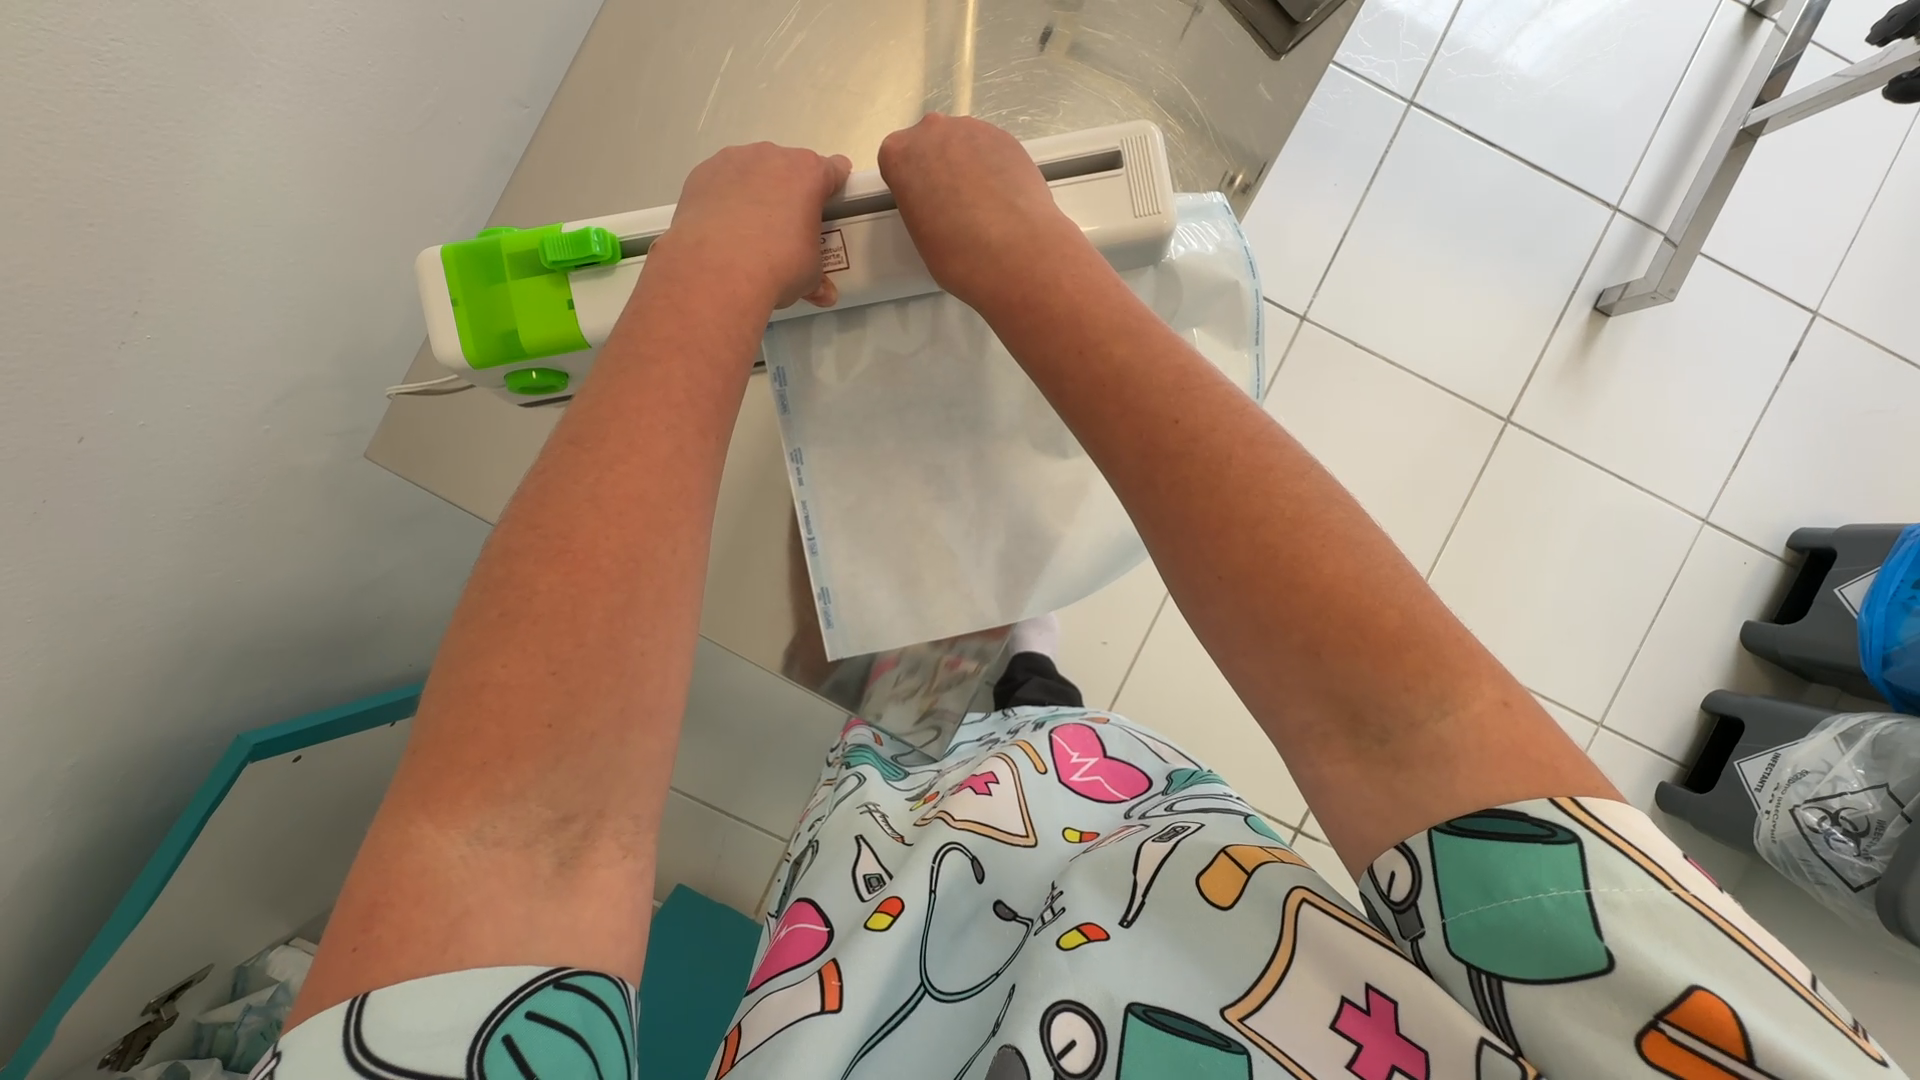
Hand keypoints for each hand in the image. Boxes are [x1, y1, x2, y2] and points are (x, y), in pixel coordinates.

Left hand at [654, 143, 851, 309]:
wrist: (717, 270)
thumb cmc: (778, 266)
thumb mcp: (808, 277)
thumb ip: (819, 278)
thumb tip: (824, 294)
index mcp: (809, 174)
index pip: (834, 169)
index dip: (834, 188)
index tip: (829, 208)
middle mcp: (772, 157)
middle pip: (790, 167)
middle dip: (792, 192)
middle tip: (788, 228)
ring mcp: (735, 160)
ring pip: (754, 170)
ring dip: (757, 191)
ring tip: (750, 230)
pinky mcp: (703, 172)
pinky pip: (722, 180)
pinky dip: (726, 197)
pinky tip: (723, 227)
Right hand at [878, 115, 1091, 312]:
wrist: (1015, 254)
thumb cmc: (958, 255)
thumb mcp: (920, 235)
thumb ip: (920, 207)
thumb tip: (939, 209)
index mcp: (899, 155)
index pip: (896, 161)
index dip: (911, 185)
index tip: (923, 205)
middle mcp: (932, 131)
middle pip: (930, 145)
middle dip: (939, 170)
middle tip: (952, 206)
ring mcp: (972, 129)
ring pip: (963, 144)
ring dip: (968, 167)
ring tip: (983, 205)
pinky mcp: (1006, 137)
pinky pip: (992, 150)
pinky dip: (994, 168)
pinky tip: (1002, 197)